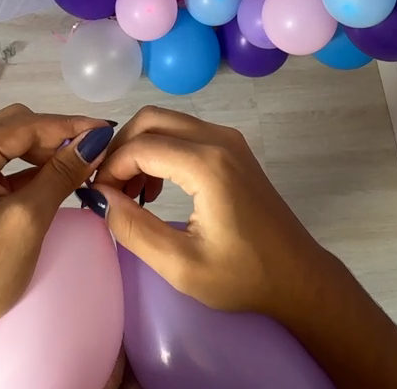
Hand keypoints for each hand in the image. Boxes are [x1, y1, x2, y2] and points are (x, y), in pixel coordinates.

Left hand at [0, 104, 114, 339]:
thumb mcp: (28, 220)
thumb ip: (61, 174)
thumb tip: (94, 141)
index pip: (25, 124)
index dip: (69, 125)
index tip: (106, 129)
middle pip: (15, 126)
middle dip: (56, 134)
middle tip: (92, 150)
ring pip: (8, 143)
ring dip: (43, 150)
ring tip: (79, 163)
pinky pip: (0, 164)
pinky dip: (27, 167)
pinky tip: (53, 178)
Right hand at [91, 106, 334, 317]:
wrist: (298, 276)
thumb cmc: (243, 276)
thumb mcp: (181, 265)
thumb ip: (134, 228)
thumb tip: (100, 198)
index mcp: (207, 165)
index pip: (140, 146)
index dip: (111, 169)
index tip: (98, 198)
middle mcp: (217, 139)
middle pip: (151, 119)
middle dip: (121, 149)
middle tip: (109, 188)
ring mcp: (228, 139)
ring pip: (167, 121)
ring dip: (140, 148)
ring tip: (129, 193)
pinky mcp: (232, 147)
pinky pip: (184, 132)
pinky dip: (160, 149)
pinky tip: (155, 187)